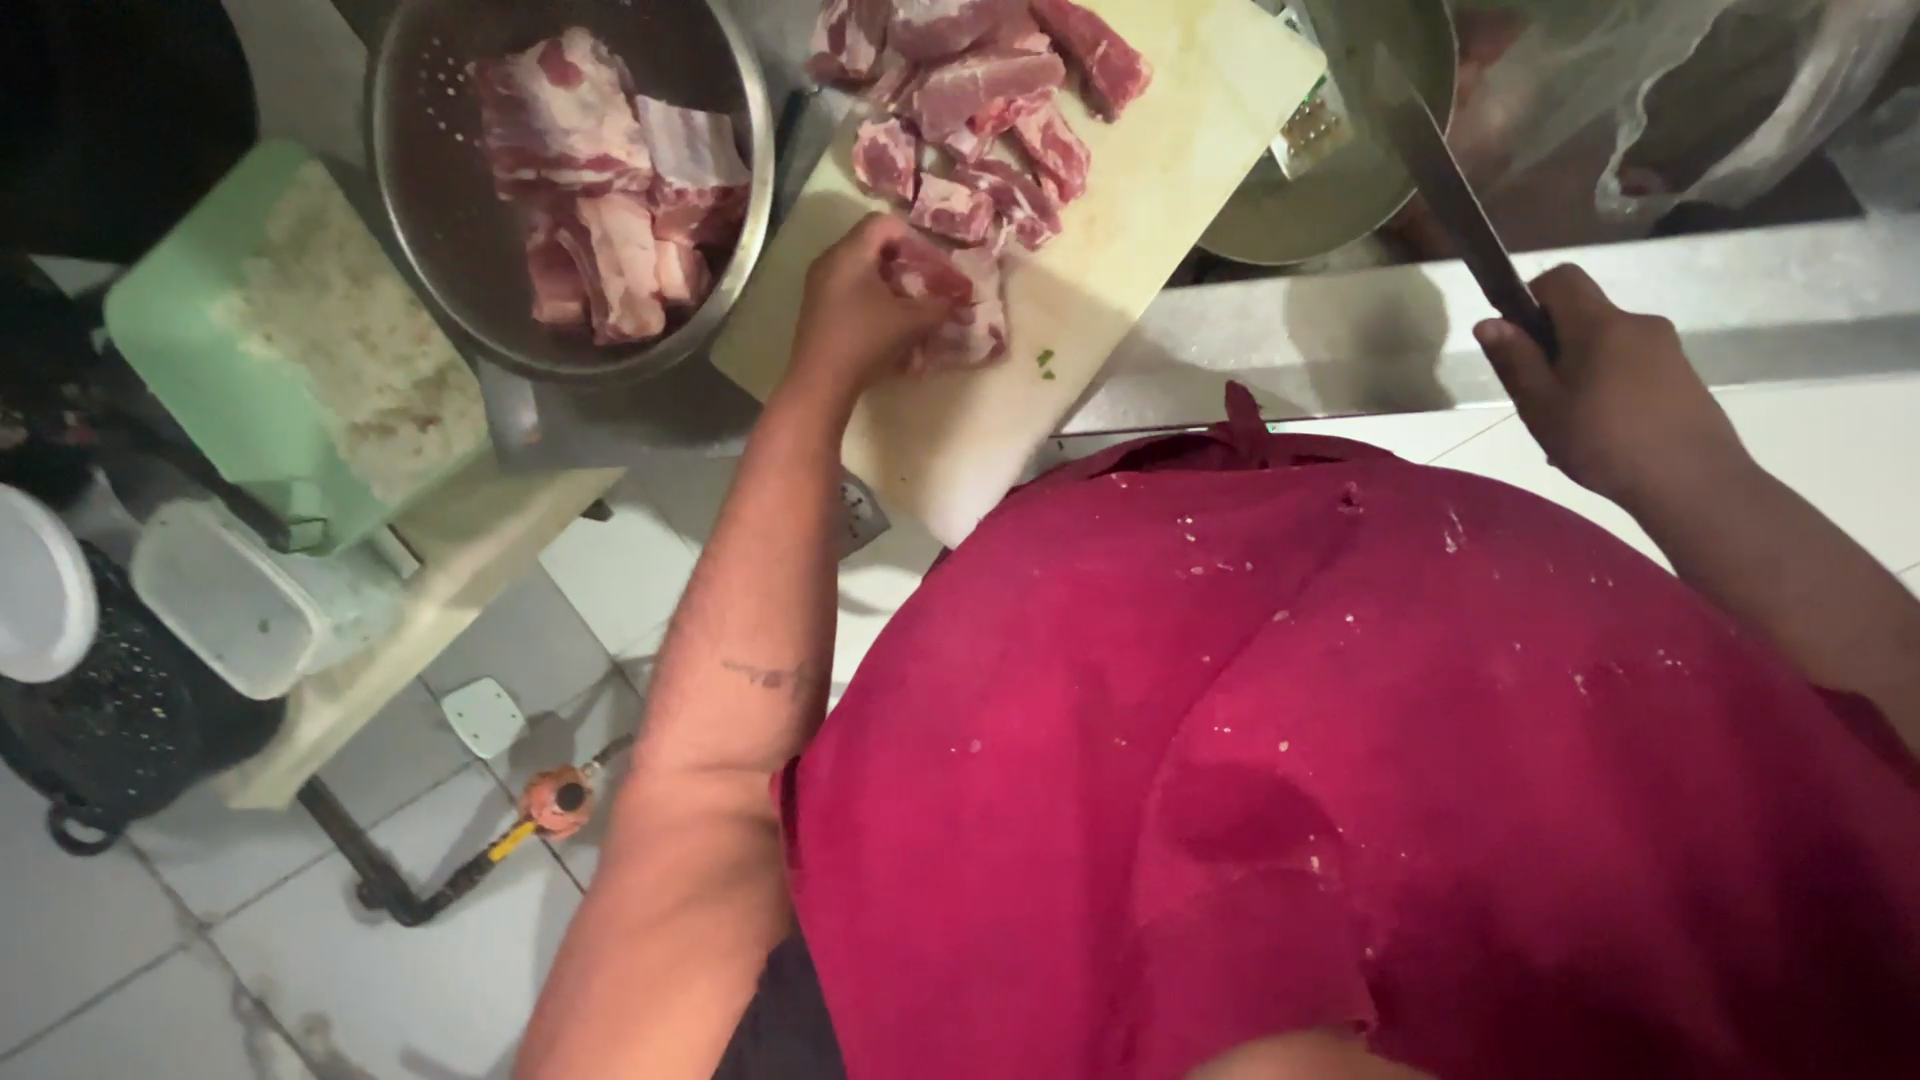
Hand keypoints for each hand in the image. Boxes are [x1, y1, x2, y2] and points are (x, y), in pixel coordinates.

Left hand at [784, 213, 956, 403]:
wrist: (821, 381)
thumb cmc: (866, 340)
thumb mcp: (910, 322)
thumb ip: (938, 306)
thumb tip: (957, 302)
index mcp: (850, 253)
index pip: (884, 223)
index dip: (913, 238)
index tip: (930, 265)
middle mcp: (830, 260)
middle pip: (872, 245)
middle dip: (903, 264)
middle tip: (923, 286)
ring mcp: (819, 285)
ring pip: (861, 270)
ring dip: (889, 284)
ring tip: (908, 308)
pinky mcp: (817, 308)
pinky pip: (849, 290)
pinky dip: (872, 299)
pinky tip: (886, 324)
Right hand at [1474, 265, 1753, 507]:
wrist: (1692, 481)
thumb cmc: (1602, 440)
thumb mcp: (1540, 404)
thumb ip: (1515, 359)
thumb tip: (1488, 322)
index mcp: (1600, 325)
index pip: (1561, 278)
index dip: (1530, 297)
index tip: (1516, 339)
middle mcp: (1637, 323)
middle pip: (1581, 315)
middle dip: (1550, 344)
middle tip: (1536, 396)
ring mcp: (1664, 348)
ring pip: (1602, 344)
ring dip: (1575, 371)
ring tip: (1566, 421)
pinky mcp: (1679, 373)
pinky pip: (1626, 365)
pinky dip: (1603, 385)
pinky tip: (1597, 430)